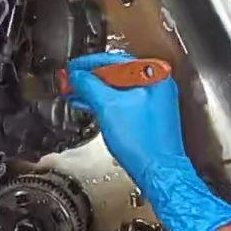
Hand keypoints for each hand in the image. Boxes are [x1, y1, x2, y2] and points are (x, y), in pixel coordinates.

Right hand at [67, 52, 230, 230]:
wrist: (159, 172)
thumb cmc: (144, 144)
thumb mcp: (108, 107)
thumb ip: (90, 86)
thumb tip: (77, 76)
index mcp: (154, 75)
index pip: (116, 59)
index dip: (89, 63)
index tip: (73, 67)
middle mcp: (158, 84)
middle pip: (118, 72)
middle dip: (91, 78)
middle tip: (71, 80)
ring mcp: (155, 100)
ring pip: (120, 87)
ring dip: (96, 90)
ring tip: (75, 93)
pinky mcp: (150, 115)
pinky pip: (124, 100)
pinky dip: (106, 102)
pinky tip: (91, 105)